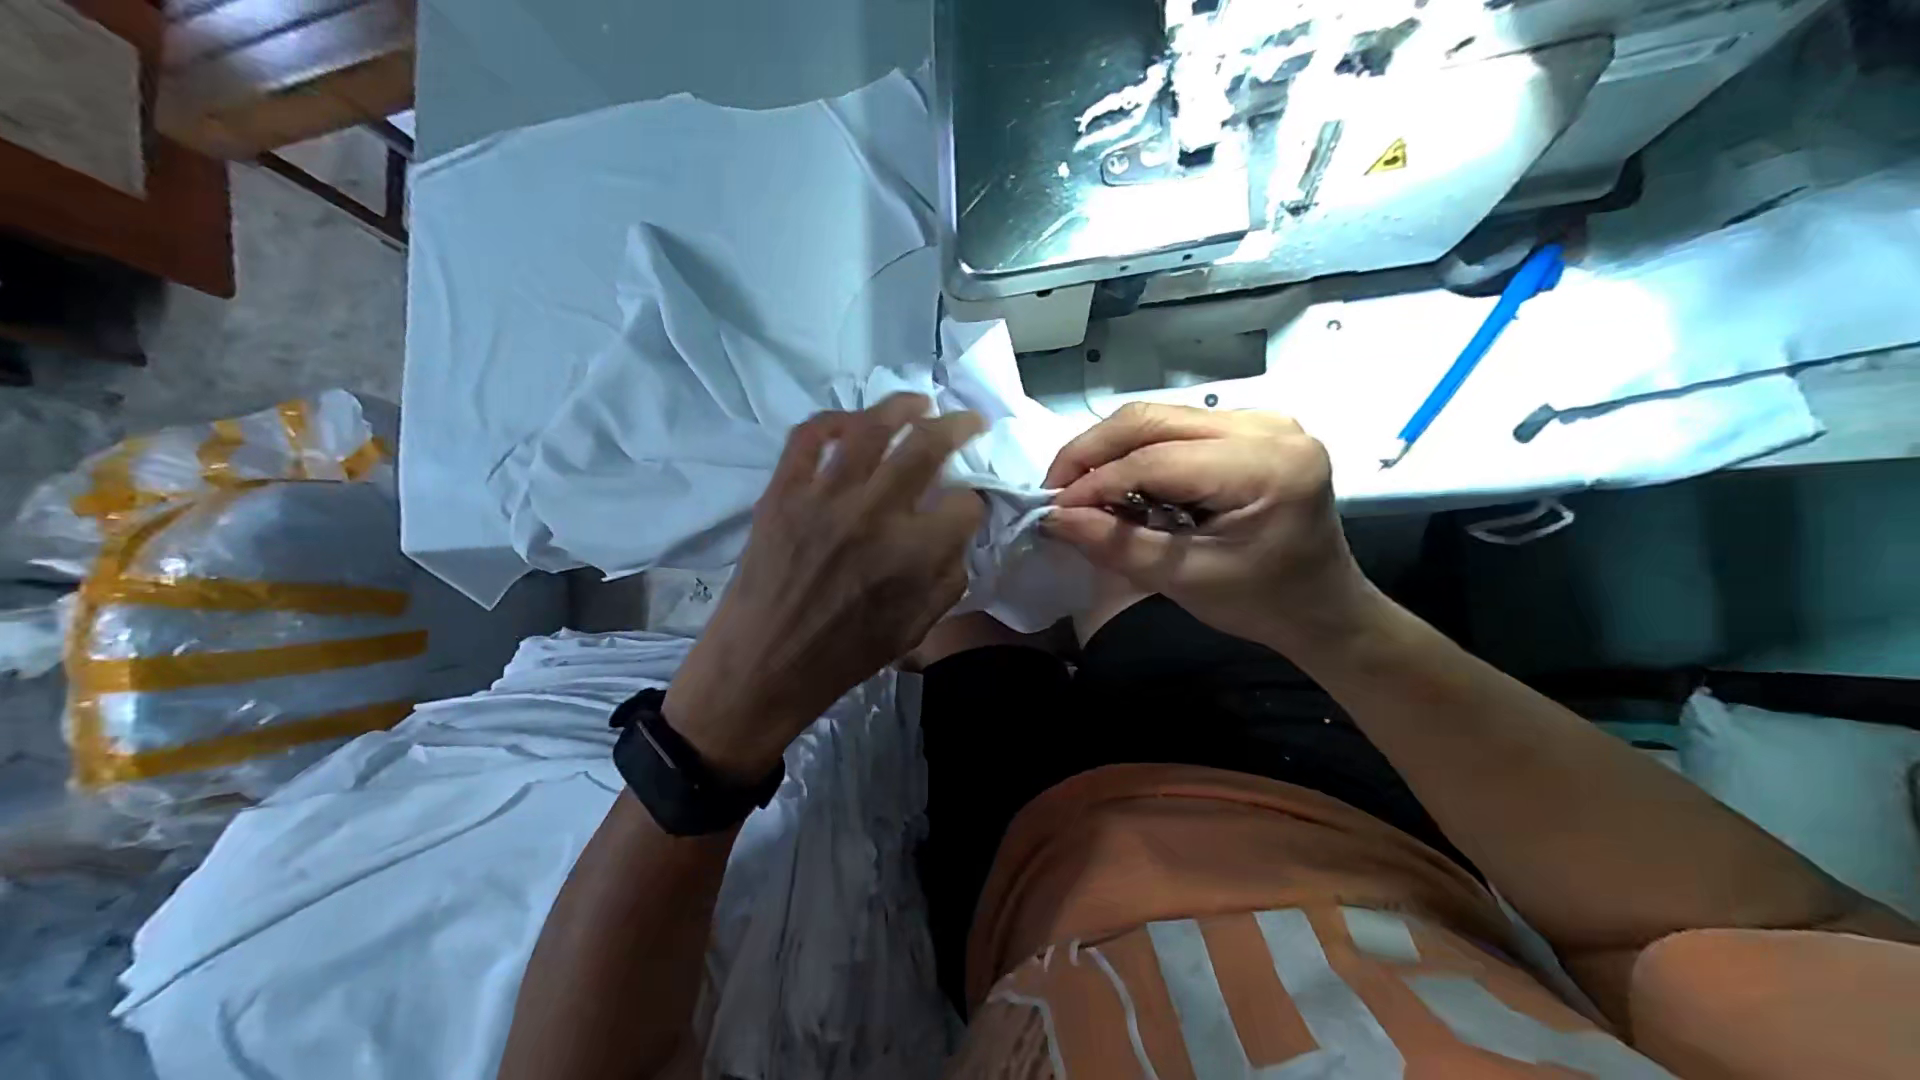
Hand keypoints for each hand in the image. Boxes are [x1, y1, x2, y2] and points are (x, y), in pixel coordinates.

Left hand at [665, 394, 985, 780]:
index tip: (967, 505)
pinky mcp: (783, 491)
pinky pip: (807, 437)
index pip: (964, 504)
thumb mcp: (917, 627)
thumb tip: (957, 532)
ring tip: (918, 403)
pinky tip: (852, 423)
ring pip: (870, 427)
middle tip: (968, 422)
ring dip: (902, 406)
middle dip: (958, 427)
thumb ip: (948, 574)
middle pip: (927, 446)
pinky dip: (833, 420)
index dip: (974, 502)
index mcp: (912, 553)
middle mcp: (873, 513)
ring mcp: (823, 496)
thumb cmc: (846, 654)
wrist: (764, 663)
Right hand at [1042, 403, 1378, 646]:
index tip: (1053, 511)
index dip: (1095, 483)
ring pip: (1159, 417)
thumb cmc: (1262, 603)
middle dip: (1092, 453)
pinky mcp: (1251, 427)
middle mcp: (1268, 427)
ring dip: (1111, 451)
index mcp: (1266, 467)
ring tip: (1082, 490)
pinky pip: (1176, 427)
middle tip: (1056, 490)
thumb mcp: (1185, 581)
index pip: (1156, 460)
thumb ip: (1117, 544)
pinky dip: (1138, 453)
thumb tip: (1055, 517)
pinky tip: (1121, 483)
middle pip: (1151, 419)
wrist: (1322, 606)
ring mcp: (1263, 420)